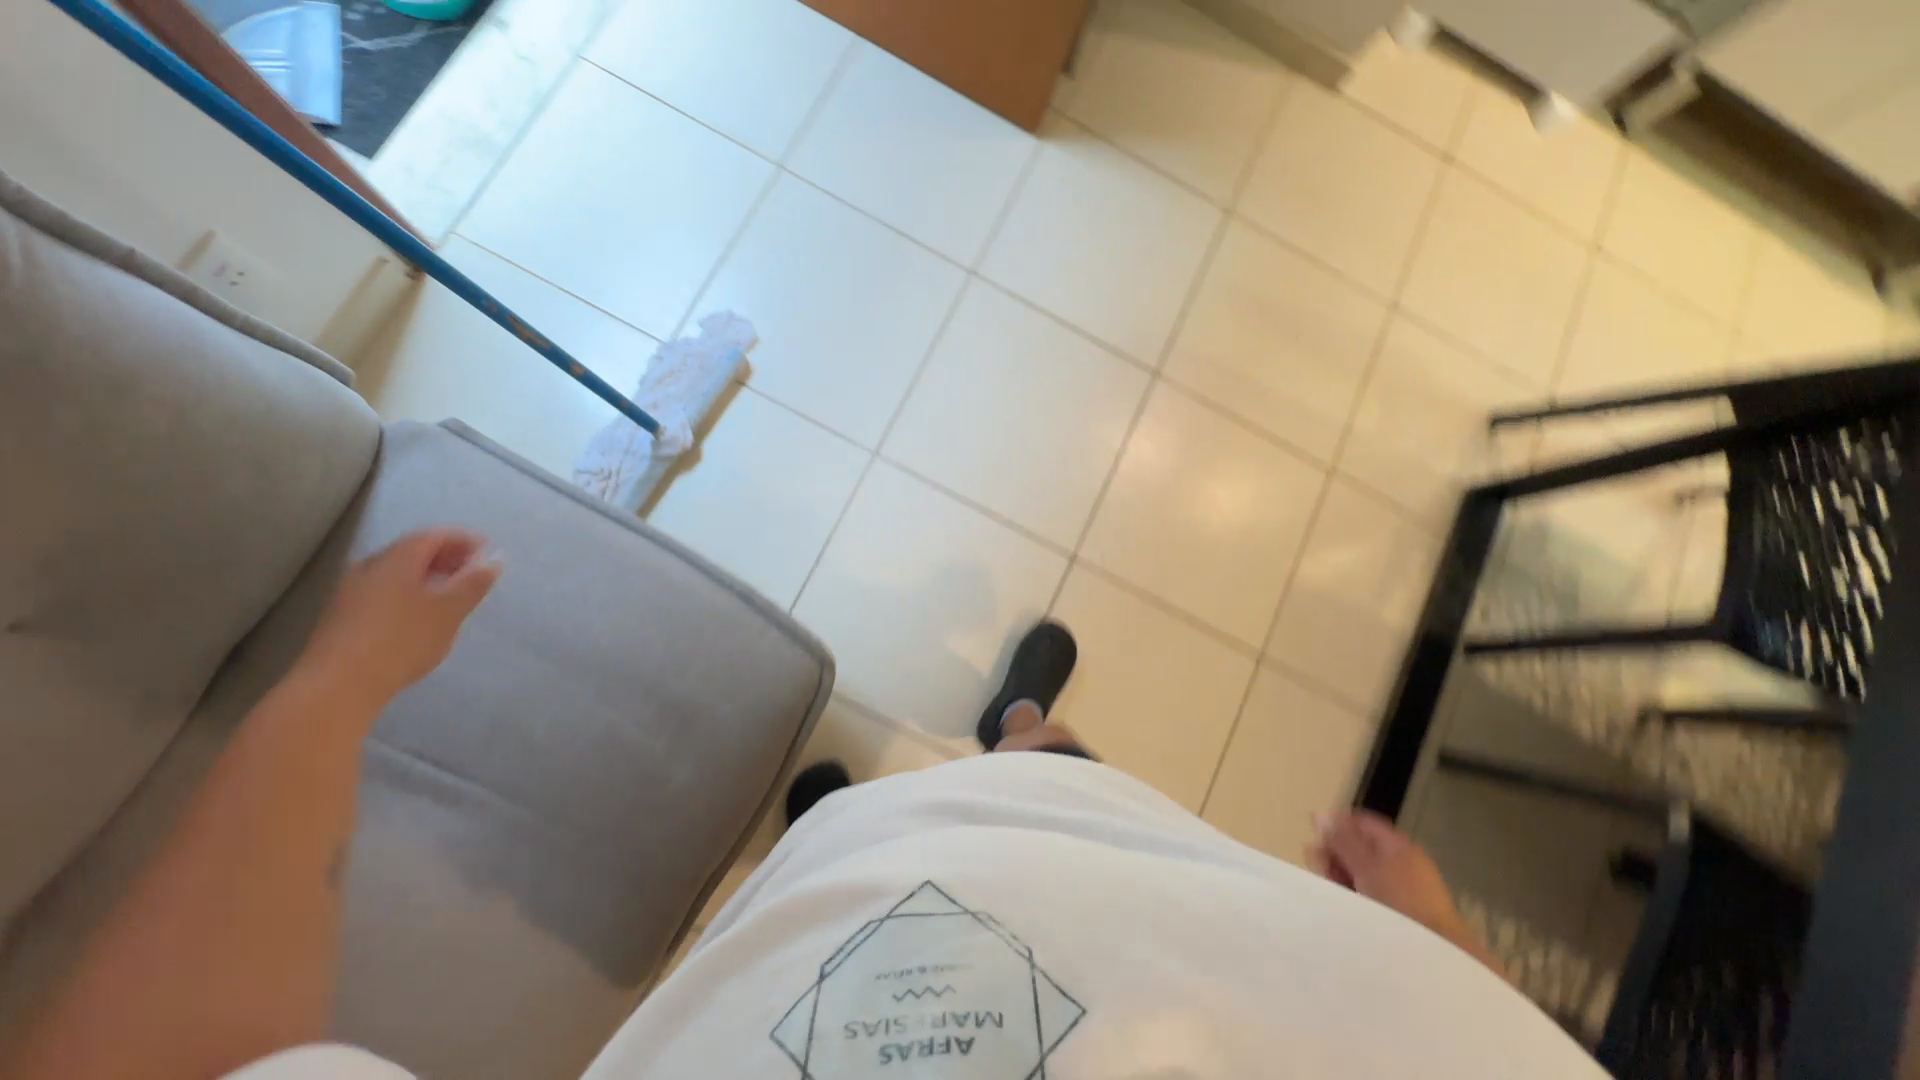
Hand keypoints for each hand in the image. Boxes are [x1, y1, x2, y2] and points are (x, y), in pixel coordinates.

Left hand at [299, 528, 503, 706]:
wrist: (338, 684)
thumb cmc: (402, 640)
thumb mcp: (449, 611)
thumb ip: (473, 583)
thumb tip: (493, 559)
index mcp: (397, 559)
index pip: (433, 536)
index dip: (463, 539)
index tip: (487, 552)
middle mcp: (371, 567)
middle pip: (412, 551)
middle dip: (446, 557)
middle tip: (473, 572)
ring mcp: (351, 591)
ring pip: (396, 572)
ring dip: (427, 576)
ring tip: (451, 594)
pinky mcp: (343, 615)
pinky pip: (384, 591)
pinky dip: (409, 592)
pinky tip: (421, 615)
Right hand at [1307, 810, 1476, 949]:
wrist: (1435, 950)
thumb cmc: (1399, 901)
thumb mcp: (1365, 867)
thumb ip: (1342, 841)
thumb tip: (1320, 814)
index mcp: (1398, 845)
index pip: (1362, 824)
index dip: (1337, 826)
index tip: (1315, 838)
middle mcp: (1402, 862)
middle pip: (1361, 848)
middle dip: (1336, 854)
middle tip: (1316, 866)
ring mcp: (1404, 888)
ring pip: (1364, 872)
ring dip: (1342, 875)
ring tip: (1327, 887)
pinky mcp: (1402, 911)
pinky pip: (1371, 893)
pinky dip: (1354, 894)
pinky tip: (1342, 903)